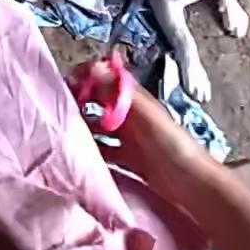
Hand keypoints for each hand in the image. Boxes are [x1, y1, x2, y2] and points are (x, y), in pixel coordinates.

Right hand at [68, 52, 208, 180]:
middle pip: (99, 102)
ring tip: (62, 133)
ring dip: (82, 128)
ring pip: (99, 127)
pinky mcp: (129, 160)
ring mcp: (129, 138)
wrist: (192, 183)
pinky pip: (104, 151)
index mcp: (134, 99)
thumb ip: (119, 92)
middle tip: (57, 110)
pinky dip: (91, 151)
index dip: (86, 79)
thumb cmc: (170, 144)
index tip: (65, 86)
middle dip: (79, 102)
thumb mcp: (144, 113)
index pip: (105, 80)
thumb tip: (93, 66)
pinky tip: (77, 156)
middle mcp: (130, 115)